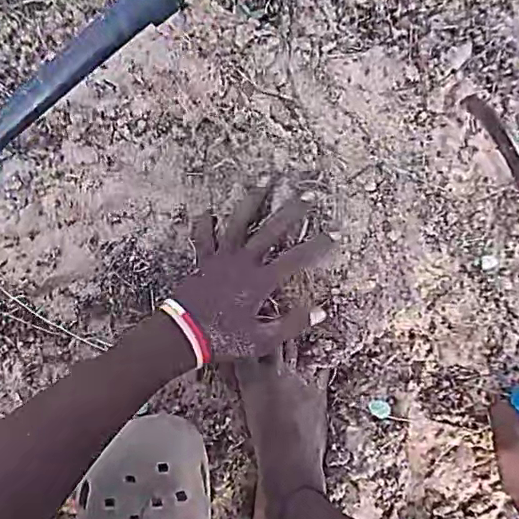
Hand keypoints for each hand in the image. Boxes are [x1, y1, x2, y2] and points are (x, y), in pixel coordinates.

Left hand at [180, 183, 335, 360]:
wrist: (183, 335)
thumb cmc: (223, 340)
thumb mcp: (262, 340)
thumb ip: (292, 324)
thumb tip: (320, 312)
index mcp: (260, 281)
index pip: (297, 258)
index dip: (319, 244)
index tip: (336, 231)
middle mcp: (243, 262)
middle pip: (272, 229)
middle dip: (292, 210)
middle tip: (308, 193)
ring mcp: (221, 257)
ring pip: (239, 221)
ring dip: (254, 198)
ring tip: (265, 178)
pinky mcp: (202, 260)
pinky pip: (204, 236)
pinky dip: (206, 223)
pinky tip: (209, 211)